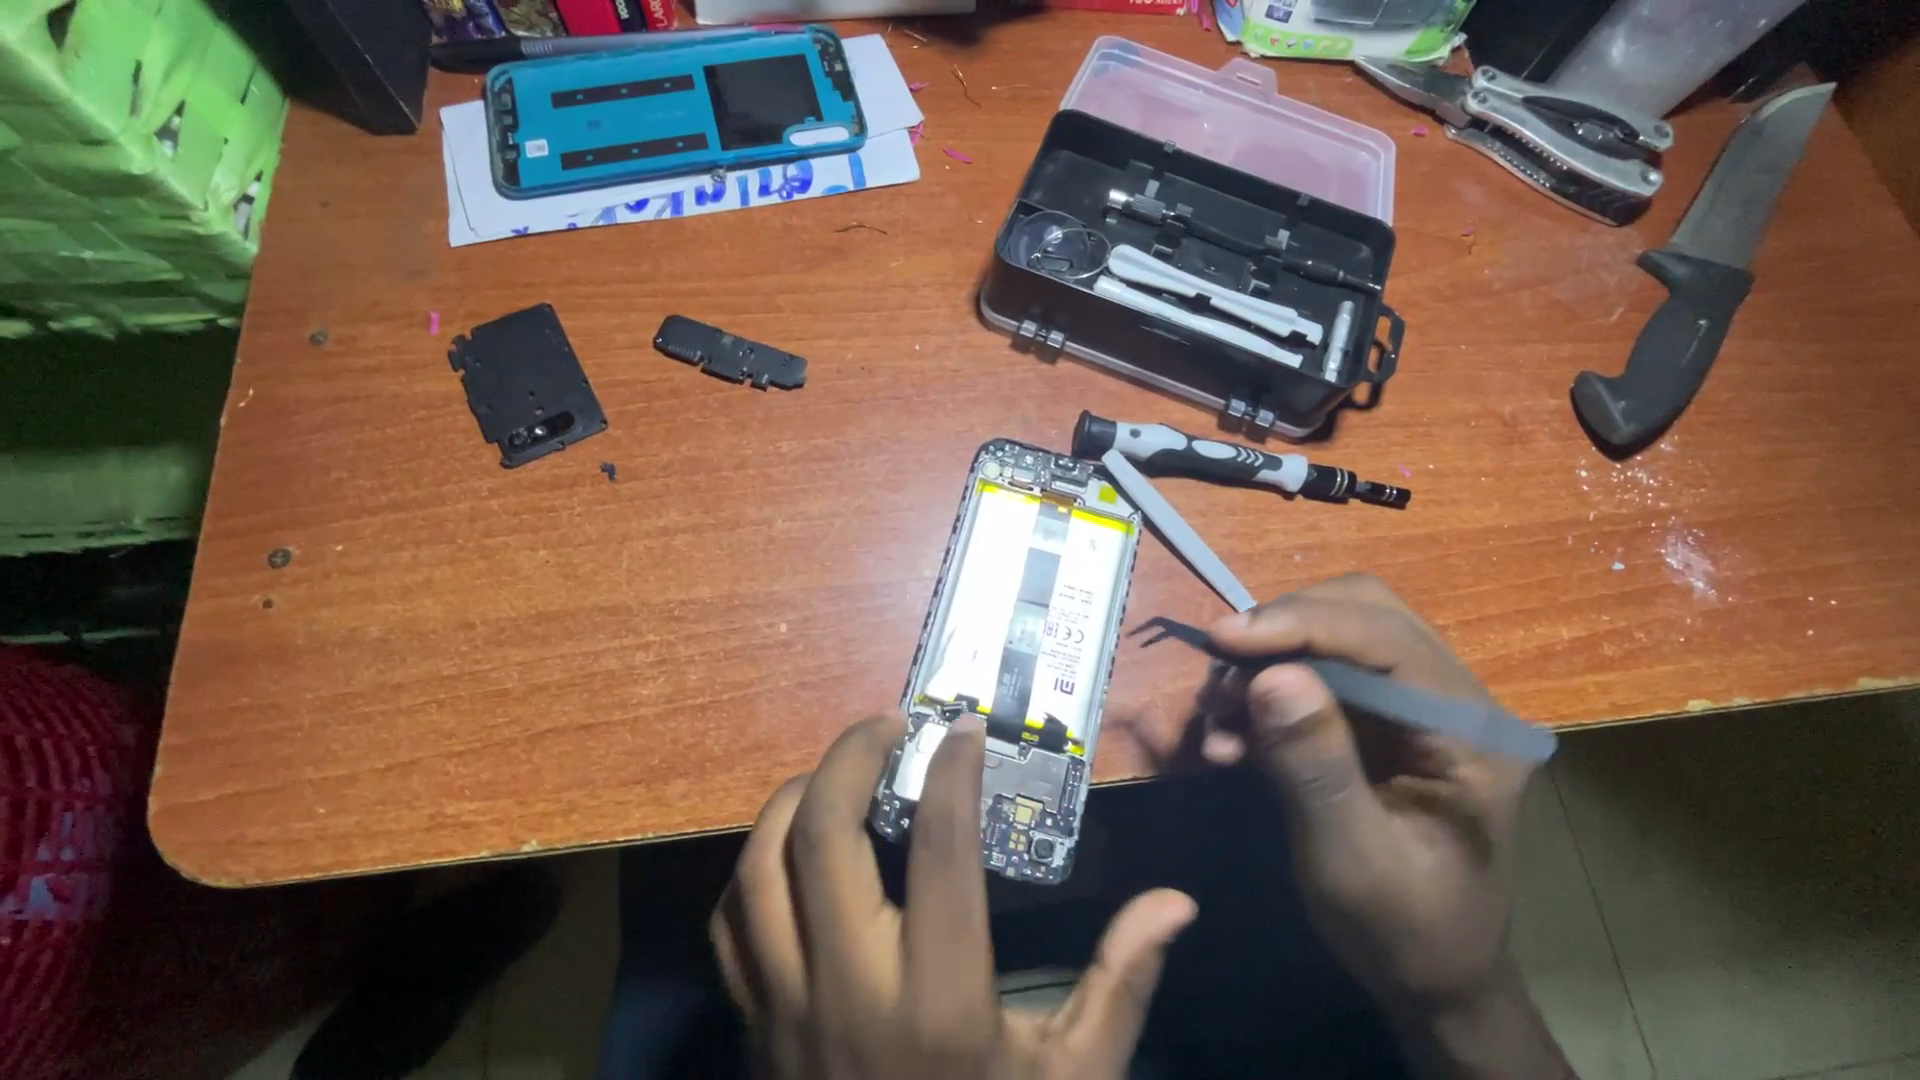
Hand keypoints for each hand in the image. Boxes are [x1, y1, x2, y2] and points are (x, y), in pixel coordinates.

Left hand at [709, 713, 1196, 1079]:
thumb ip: (1122, 985)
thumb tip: (1175, 902)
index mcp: (940, 1001)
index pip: (939, 851)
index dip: (951, 773)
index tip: (964, 726)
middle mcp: (850, 990)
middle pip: (825, 837)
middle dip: (853, 757)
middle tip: (891, 725)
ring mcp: (785, 1008)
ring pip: (760, 867)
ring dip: (797, 798)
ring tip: (841, 770)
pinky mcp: (751, 1025)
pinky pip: (730, 921)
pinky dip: (755, 863)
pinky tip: (793, 847)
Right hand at [1200, 575, 1570, 1078]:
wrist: (1428, 977)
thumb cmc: (1405, 930)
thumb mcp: (1353, 859)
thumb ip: (1317, 767)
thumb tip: (1271, 675)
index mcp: (1467, 728)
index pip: (1384, 638)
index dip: (1301, 624)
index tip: (1223, 637)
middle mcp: (1444, 698)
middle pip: (1358, 613)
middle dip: (1280, 634)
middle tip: (1220, 673)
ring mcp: (1408, 706)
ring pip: (1327, 637)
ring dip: (1261, 667)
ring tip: (1217, 724)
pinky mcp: (1372, 721)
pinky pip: (1308, 677)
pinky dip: (1260, 697)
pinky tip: (1229, 743)